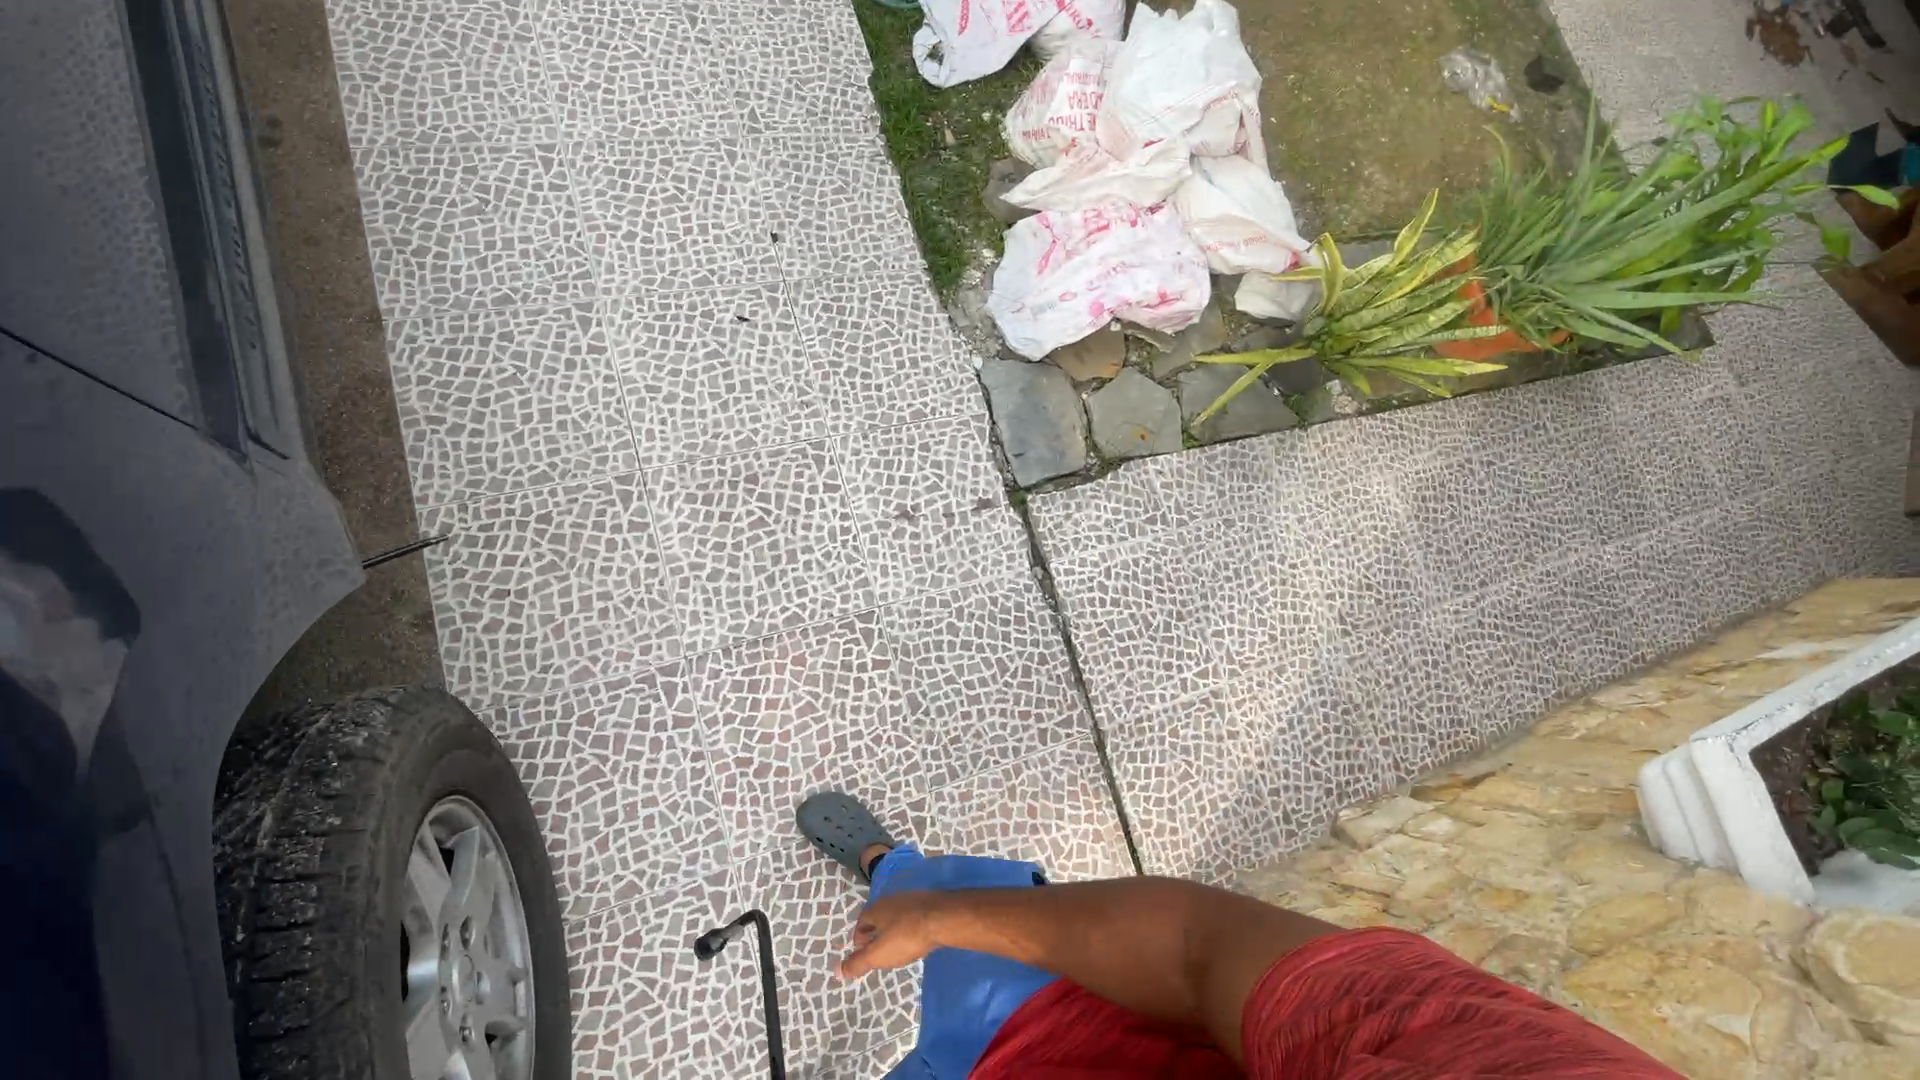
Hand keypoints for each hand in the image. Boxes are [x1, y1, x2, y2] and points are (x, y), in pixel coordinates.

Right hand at [837, 892, 948, 978]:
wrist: (942, 918)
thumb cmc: (906, 936)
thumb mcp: (878, 954)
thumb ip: (857, 963)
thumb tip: (838, 971)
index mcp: (875, 909)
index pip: (860, 924)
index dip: (859, 941)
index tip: (864, 957)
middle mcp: (891, 900)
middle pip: (878, 919)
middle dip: (876, 936)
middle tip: (880, 954)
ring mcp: (910, 900)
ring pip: (896, 917)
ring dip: (893, 932)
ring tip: (898, 949)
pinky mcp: (928, 903)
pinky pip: (912, 918)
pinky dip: (910, 929)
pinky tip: (917, 940)